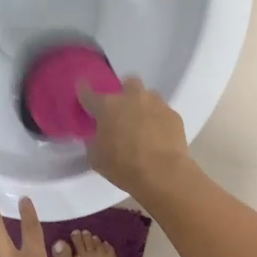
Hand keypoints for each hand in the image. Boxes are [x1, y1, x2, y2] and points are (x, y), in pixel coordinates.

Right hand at [78, 77, 192, 196]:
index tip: (83, 91)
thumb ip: (93, 142)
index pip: (89, 93)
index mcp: (108, 106)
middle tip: (122, 111)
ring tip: (143, 125)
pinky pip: (163, 112)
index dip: (84, 92)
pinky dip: (159, 121)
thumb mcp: (96, 158)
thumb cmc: (123, 166)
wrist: (163, 173)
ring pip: (148, 96)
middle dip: (124, 93)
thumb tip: (97, 136)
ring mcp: (156, 104)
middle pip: (128, 83)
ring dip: (143, 106)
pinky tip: (158, 136)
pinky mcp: (174, 115)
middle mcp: (132, 98)